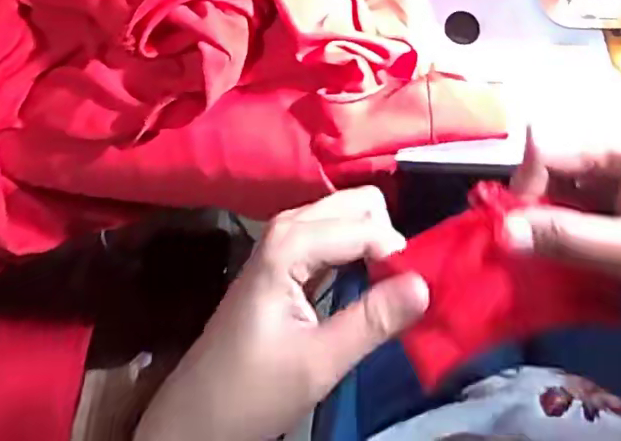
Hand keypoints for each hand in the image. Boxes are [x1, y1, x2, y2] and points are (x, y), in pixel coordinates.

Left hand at [135, 187, 429, 440]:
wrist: (194, 417)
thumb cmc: (251, 394)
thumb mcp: (318, 365)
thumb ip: (373, 321)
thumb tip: (426, 284)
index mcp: (291, 242)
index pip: (366, 227)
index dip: (397, 256)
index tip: (413, 296)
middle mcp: (289, 223)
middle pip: (360, 204)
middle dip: (387, 238)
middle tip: (397, 290)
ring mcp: (286, 233)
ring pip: (350, 213)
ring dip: (375, 243)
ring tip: (385, 291)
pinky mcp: (288, 250)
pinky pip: (336, 230)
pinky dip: (359, 249)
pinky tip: (365, 284)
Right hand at [502, 131, 620, 322]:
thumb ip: (571, 239)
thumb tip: (505, 231)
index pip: (547, 147)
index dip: (526, 185)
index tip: (520, 232)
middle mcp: (620, 146)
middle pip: (554, 161)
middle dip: (536, 202)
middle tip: (535, 250)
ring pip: (567, 180)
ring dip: (554, 215)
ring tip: (557, 255)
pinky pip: (587, 195)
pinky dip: (575, 222)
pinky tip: (582, 251)